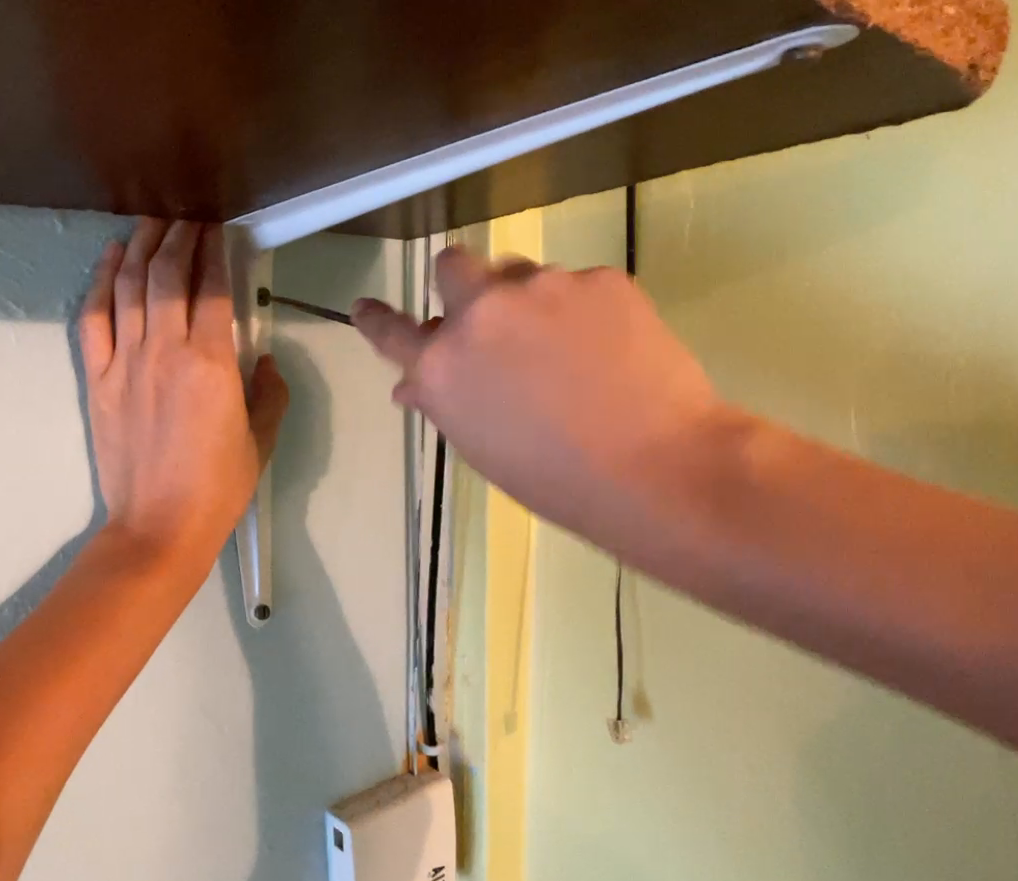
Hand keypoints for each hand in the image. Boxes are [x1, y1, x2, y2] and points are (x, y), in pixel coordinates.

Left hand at [80, 219, 288, 567]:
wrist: (159, 526)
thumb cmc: (217, 489)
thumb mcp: (262, 441)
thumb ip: (269, 394)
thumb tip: (261, 359)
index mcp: (211, 364)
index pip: (214, 289)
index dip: (217, 252)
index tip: (220, 230)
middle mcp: (166, 351)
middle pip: (169, 274)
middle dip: (180, 236)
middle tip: (189, 218)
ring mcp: (126, 362)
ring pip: (131, 286)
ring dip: (142, 247)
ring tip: (153, 222)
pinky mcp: (98, 379)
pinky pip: (94, 318)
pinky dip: (101, 282)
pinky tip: (111, 258)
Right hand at [352, 247, 724, 551]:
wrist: (653, 465)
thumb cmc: (553, 478)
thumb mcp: (480, 447)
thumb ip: (444, 401)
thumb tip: (414, 383)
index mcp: (443, 366)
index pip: (392, 332)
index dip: (375, 319)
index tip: (365, 307)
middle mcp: (481, 314)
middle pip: (453, 264)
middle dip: (460, 285)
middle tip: (487, 318)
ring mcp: (542, 287)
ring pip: (519, 273)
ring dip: (524, 299)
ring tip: (560, 346)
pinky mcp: (599, 277)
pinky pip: (575, 284)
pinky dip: (579, 311)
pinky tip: (604, 349)